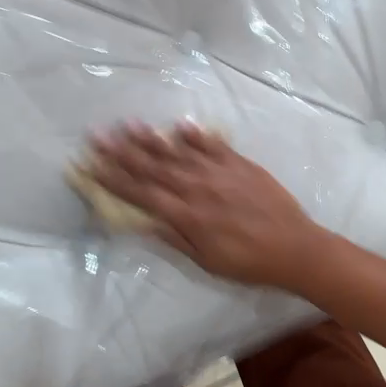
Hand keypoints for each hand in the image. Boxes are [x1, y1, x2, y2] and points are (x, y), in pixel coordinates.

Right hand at [86, 122, 335, 290]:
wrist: (295, 247)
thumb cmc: (248, 263)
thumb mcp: (206, 260)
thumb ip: (175, 238)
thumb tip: (143, 222)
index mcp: (187, 215)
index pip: (141, 193)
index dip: (114, 179)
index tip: (91, 164)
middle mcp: (198, 188)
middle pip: (153, 167)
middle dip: (122, 152)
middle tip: (97, 135)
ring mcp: (220, 173)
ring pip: (179, 152)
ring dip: (152, 139)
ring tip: (128, 124)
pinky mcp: (241, 165)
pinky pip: (213, 146)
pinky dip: (196, 135)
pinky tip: (179, 124)